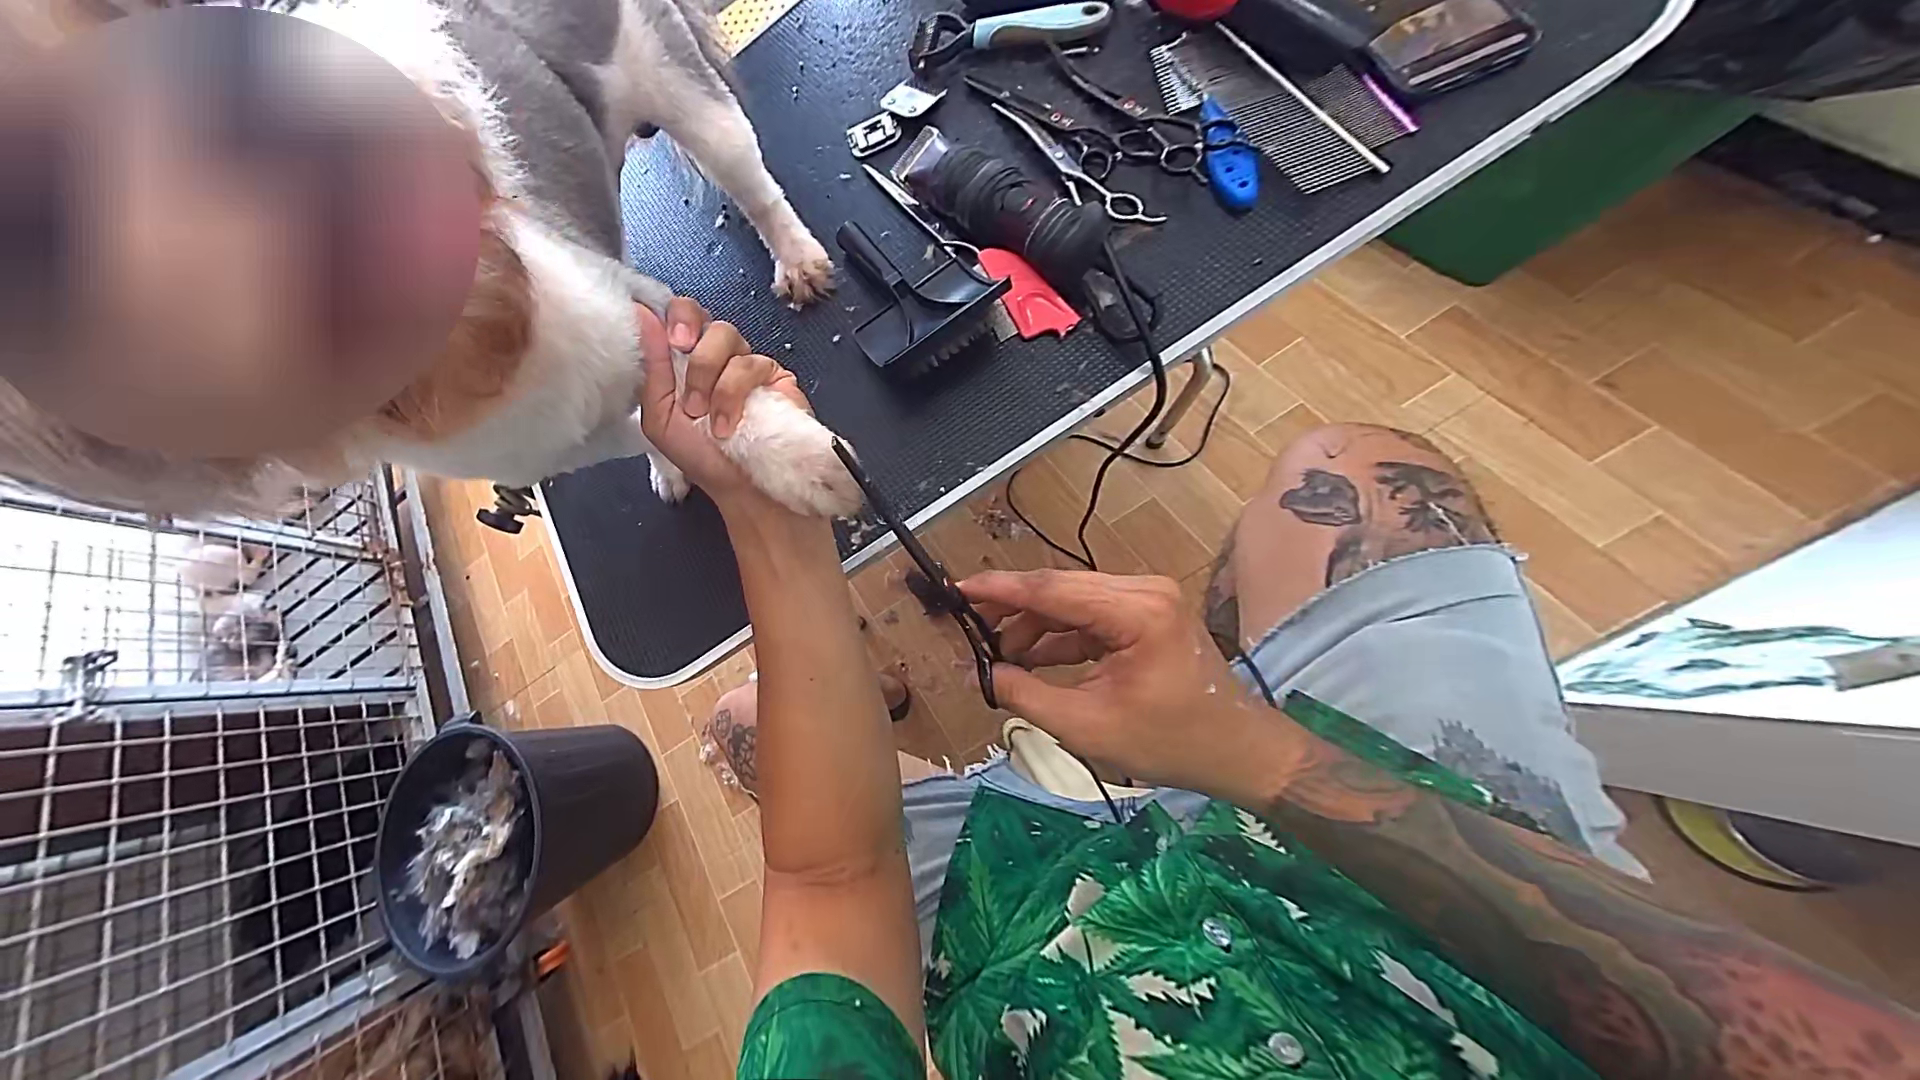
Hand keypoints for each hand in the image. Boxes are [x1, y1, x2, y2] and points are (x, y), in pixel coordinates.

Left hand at [636, 300, 811, 503]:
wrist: (741, 488)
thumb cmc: (701, 457)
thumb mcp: (660, 418)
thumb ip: (651, 369)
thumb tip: (641, 314)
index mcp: (684, 361)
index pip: (678, 315)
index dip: (673, 315)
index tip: (668, 339)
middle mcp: (716, 357)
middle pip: (704, 316)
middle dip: (689, 336)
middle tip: (683, 358)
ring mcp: (747, 364)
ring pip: (727, 336)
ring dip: (709, 374)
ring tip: (704, 413)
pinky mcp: (775, 376)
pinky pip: (752, 363)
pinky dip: (733, 392)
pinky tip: (728, 423)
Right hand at [960, 570, 1298, 802]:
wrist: (1238, 751)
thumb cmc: (1170, 743)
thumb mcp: (1087, 727)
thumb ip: (1025, 695)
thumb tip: (981, 672)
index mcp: (1136, 611)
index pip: (1051, 589)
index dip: (998, 590)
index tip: (957, 590)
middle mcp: (1143, 590)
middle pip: (1059, 590)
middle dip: (1011, 610)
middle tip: (969, 630)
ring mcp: (1146, 599)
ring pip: (1070, 601)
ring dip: (1032, 625)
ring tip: (996, 653)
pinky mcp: (1144, 614)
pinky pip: (1089, 616)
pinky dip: (1058, 636)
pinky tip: (1028, 656)